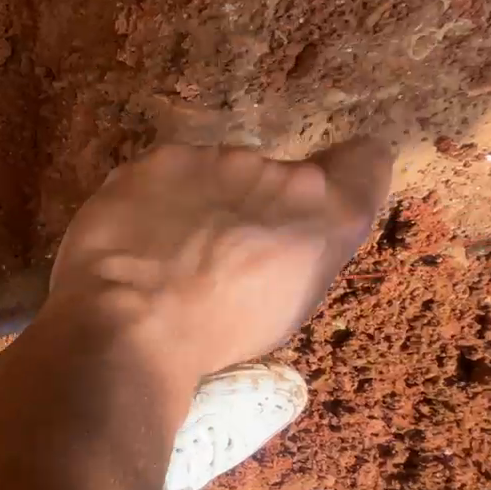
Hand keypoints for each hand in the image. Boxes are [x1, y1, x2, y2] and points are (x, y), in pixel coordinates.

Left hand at [48, 139, 393, 380]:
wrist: (131, 321)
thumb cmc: (212, 331)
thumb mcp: (287, 299)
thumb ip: (299, 247)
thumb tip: (280, 233)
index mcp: (330, 212)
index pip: (361, 161)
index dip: (333, 177)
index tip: (300, 201)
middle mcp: (281, 173)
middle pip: (265, 173)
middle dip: (239, 199)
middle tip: (205, 240)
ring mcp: (217, 159)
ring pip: (208, 169)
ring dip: (190, 194)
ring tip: (157, 239)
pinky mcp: (158, 160)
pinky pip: (158, 171)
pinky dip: (145, 193)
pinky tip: (128, 227)